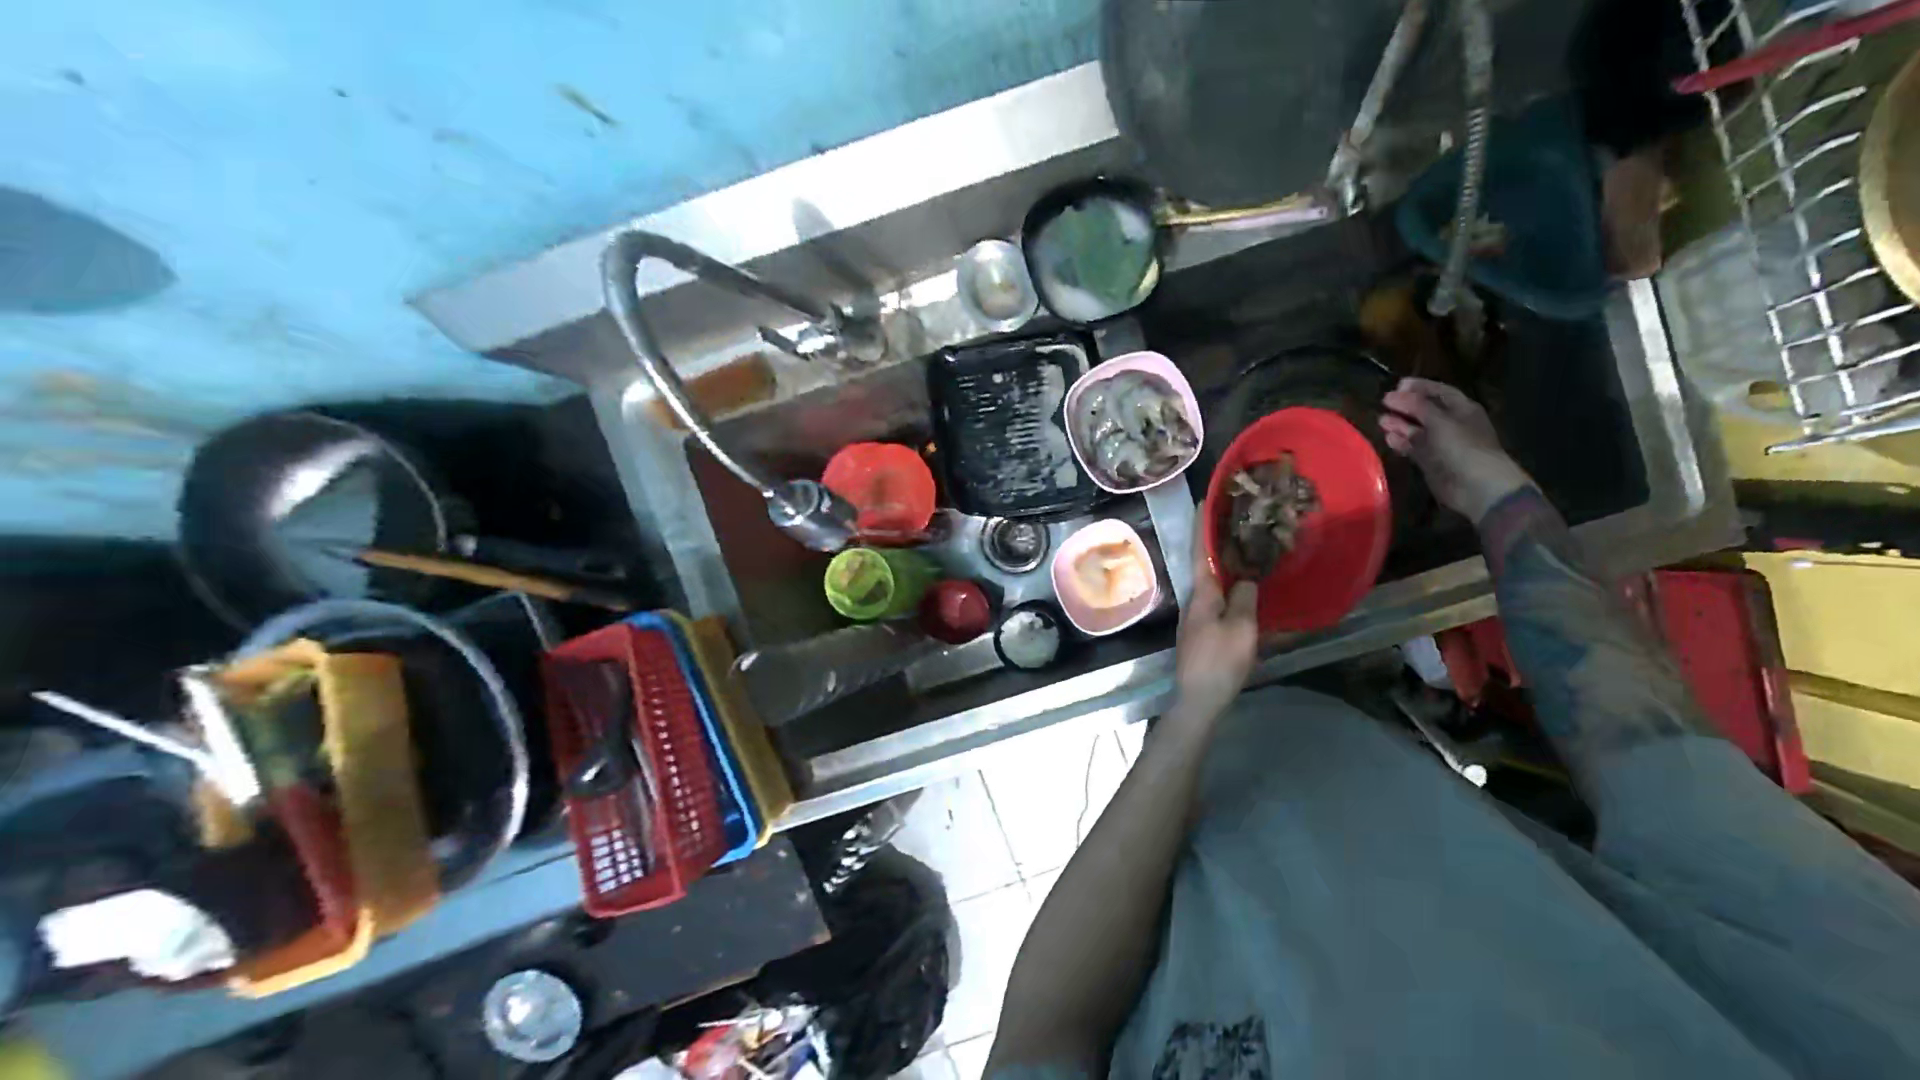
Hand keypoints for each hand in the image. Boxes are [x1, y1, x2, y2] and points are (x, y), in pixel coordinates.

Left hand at [1174, 539, 1259, 722]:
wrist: (1199, 698)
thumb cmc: (1220, 661)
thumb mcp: (1240, 628)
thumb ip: (1244, 598)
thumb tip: (1245, 578)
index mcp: (1201, 594)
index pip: (1200, 552)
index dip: (1202, 527)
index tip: (1204, 502)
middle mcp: (1195, 601)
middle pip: (1205, 565)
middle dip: (1217, 543)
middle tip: (1235, 522)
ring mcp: (1197, 617)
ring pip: (1213, 584)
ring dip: (1226, 566)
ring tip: (1246, 550)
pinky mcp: (1204, 632)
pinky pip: (1219, 602)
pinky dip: (1231, 590)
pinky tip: (1246, 591)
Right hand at [1381, 377, 1535, 523]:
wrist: (1475, 485)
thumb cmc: (1462, 446)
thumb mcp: (1440, 421)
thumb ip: (1416, 406)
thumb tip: (1392, 394)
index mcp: (1462, 409)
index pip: (1440, 392)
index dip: (1420, 387)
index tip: (1397, 385)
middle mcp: (1451, 424)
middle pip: (1425, 410)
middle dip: (1405, 406)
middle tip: (1384, 403)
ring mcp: (1440, 444)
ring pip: (1417, 430)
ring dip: (1399, 424)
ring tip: (1381, 421)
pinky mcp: (1430, 461)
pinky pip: (1413, 448)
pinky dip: (1401, 442)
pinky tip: (1388, 439)